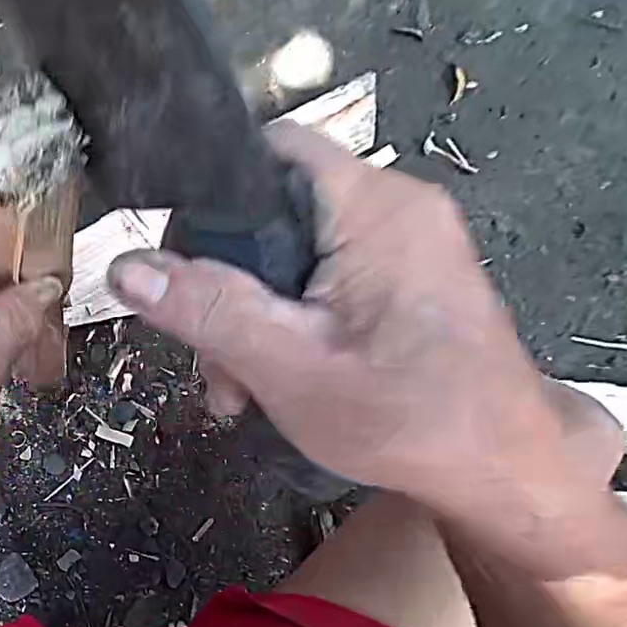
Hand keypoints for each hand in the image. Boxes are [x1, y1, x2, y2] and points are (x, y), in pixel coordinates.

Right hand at [107, 124, 622, 548]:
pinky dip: (290, 325)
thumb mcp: (290, 367)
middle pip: (274, 216)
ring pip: (293, 258)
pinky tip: (274, 382)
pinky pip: (324, 283)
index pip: (270, 153)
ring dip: (253, 319)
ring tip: (241, 391)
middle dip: (227, 289)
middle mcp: (395, 209)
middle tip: (214, 363)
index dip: (211, 199)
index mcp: (373, 207)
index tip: (179, 267)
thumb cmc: (405, 419)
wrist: (499, 473)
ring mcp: (405, 246)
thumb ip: (209, 310)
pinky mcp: (406, 282)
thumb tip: (127, 268)